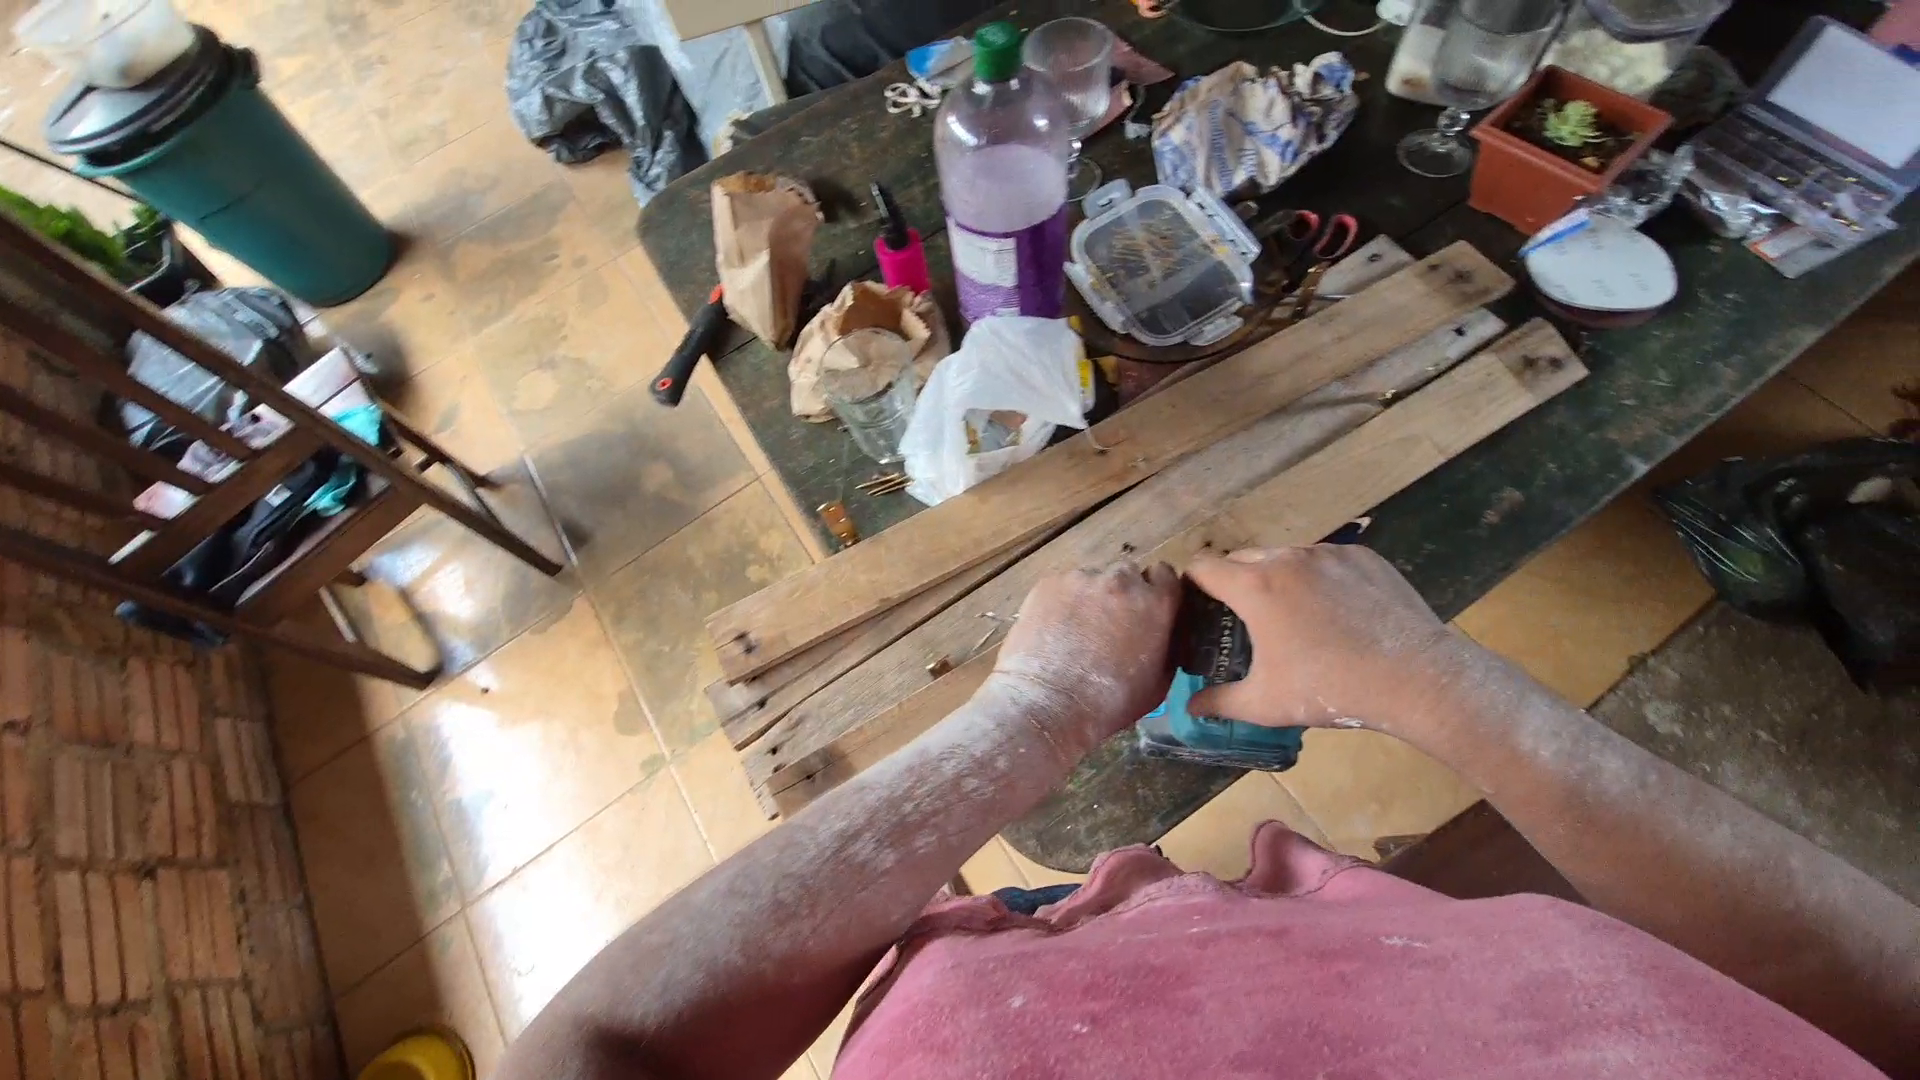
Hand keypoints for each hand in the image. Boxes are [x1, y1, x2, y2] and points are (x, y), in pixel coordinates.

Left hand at [985, 562, 1182, 756]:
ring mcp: (1082, 578)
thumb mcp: (1160, 680)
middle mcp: (1122, 580)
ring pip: (1092, 578)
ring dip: (1090, 596)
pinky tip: (1054, 628)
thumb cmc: (1111, 702)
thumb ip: (1167, 641)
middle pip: (1127, 574)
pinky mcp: (1049, 582)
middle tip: (1107, 622)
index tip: (1144, 609)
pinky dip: (1062, 601)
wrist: (1052, 703)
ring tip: (1076, 628)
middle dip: (1122, 593)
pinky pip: (1063, 585)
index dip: (1155, 591)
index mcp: (1156, 602)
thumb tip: (1163, 628)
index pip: (1164, 575)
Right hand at [1185, 545, 1468, 731]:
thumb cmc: (1332, 688)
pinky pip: (1323, 560)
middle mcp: (1287, 558)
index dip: (1192, 583)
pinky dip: (1316, 578)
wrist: (1418, 679)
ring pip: (1284, 556)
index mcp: (1255, 586)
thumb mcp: (1266, 703)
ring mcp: (1328, 553)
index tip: (1196, 604)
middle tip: (1242, 617)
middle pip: (1241, 557)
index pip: (1203, 566)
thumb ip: (1220, 702)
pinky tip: (1334, 610)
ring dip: (1275, 577)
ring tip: (1291, 614)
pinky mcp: (1362, 557)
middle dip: (1233, 581)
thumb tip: (1190, 707)